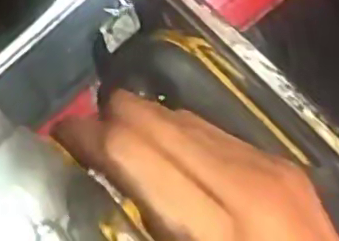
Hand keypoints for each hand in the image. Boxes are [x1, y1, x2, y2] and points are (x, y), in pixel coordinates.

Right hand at [53, 91, 338, 240]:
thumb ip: (135, 225)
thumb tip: (84, 184)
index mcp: (220, 230)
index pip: (126, 145)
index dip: (81, 137)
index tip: (57, 144)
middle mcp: (245, 181)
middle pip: (140, 112)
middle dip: (103, 125)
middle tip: (86, 152)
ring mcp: (268, 165)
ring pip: (168, 111)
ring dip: (138, 130)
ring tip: (127, 161)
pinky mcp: (281, 162)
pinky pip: (203, 126)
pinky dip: (175, 141)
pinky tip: (175, 173)